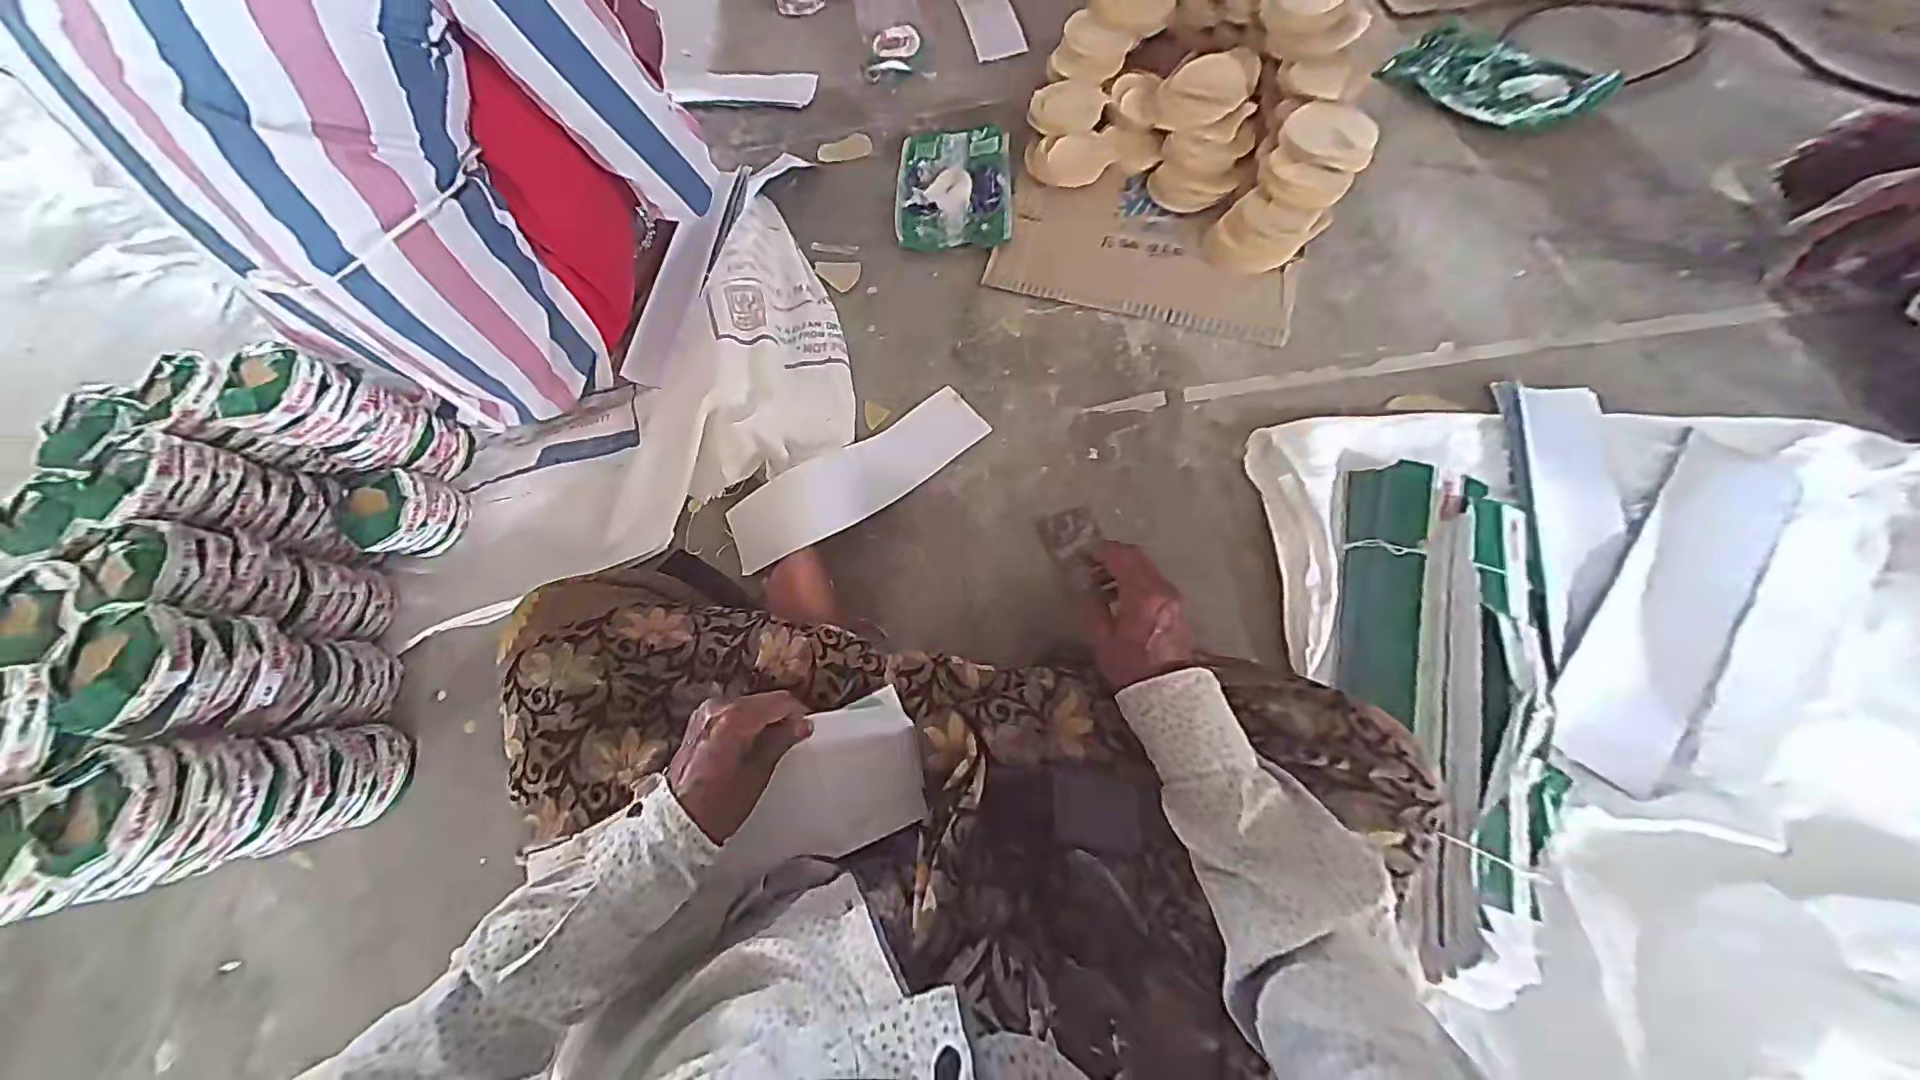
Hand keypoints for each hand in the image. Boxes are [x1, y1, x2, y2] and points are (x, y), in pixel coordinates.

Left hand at [667, 691, 812, 842]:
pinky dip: (747, 723)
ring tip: (772, 745)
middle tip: (793, 738)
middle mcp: (717, 708)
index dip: (798, 714)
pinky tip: (751, 744)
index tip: (806, 728)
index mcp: (734, 718)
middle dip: (781, 716)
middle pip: (764, 700)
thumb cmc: (717, 804)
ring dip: (764, 720)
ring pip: (749, 706)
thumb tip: (801, 724)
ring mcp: (705, 713)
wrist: (676, 822)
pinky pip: (733, 713)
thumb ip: (781, 740)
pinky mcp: (699, 722)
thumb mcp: (758, 772)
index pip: (780, 701)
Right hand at [1087, 542, 1194, 689]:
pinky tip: (1117, 596)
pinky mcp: (1175, 605)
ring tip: (1099, 583)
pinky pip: (1152, 580)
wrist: (1168, 692)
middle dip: (1111, 555)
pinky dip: (1134, 579)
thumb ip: (1093, 604)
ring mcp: (1172, 596)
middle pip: (1136, 556)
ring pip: (1145, 567)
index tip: (1082, 553)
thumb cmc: (1131, 667)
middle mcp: (1162, 589)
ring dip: (1122, 567)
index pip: (1121, 556)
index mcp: (1142, 595)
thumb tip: (1084, 583)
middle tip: (1089, 564)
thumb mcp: (1103, 638)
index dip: (1099, 550)